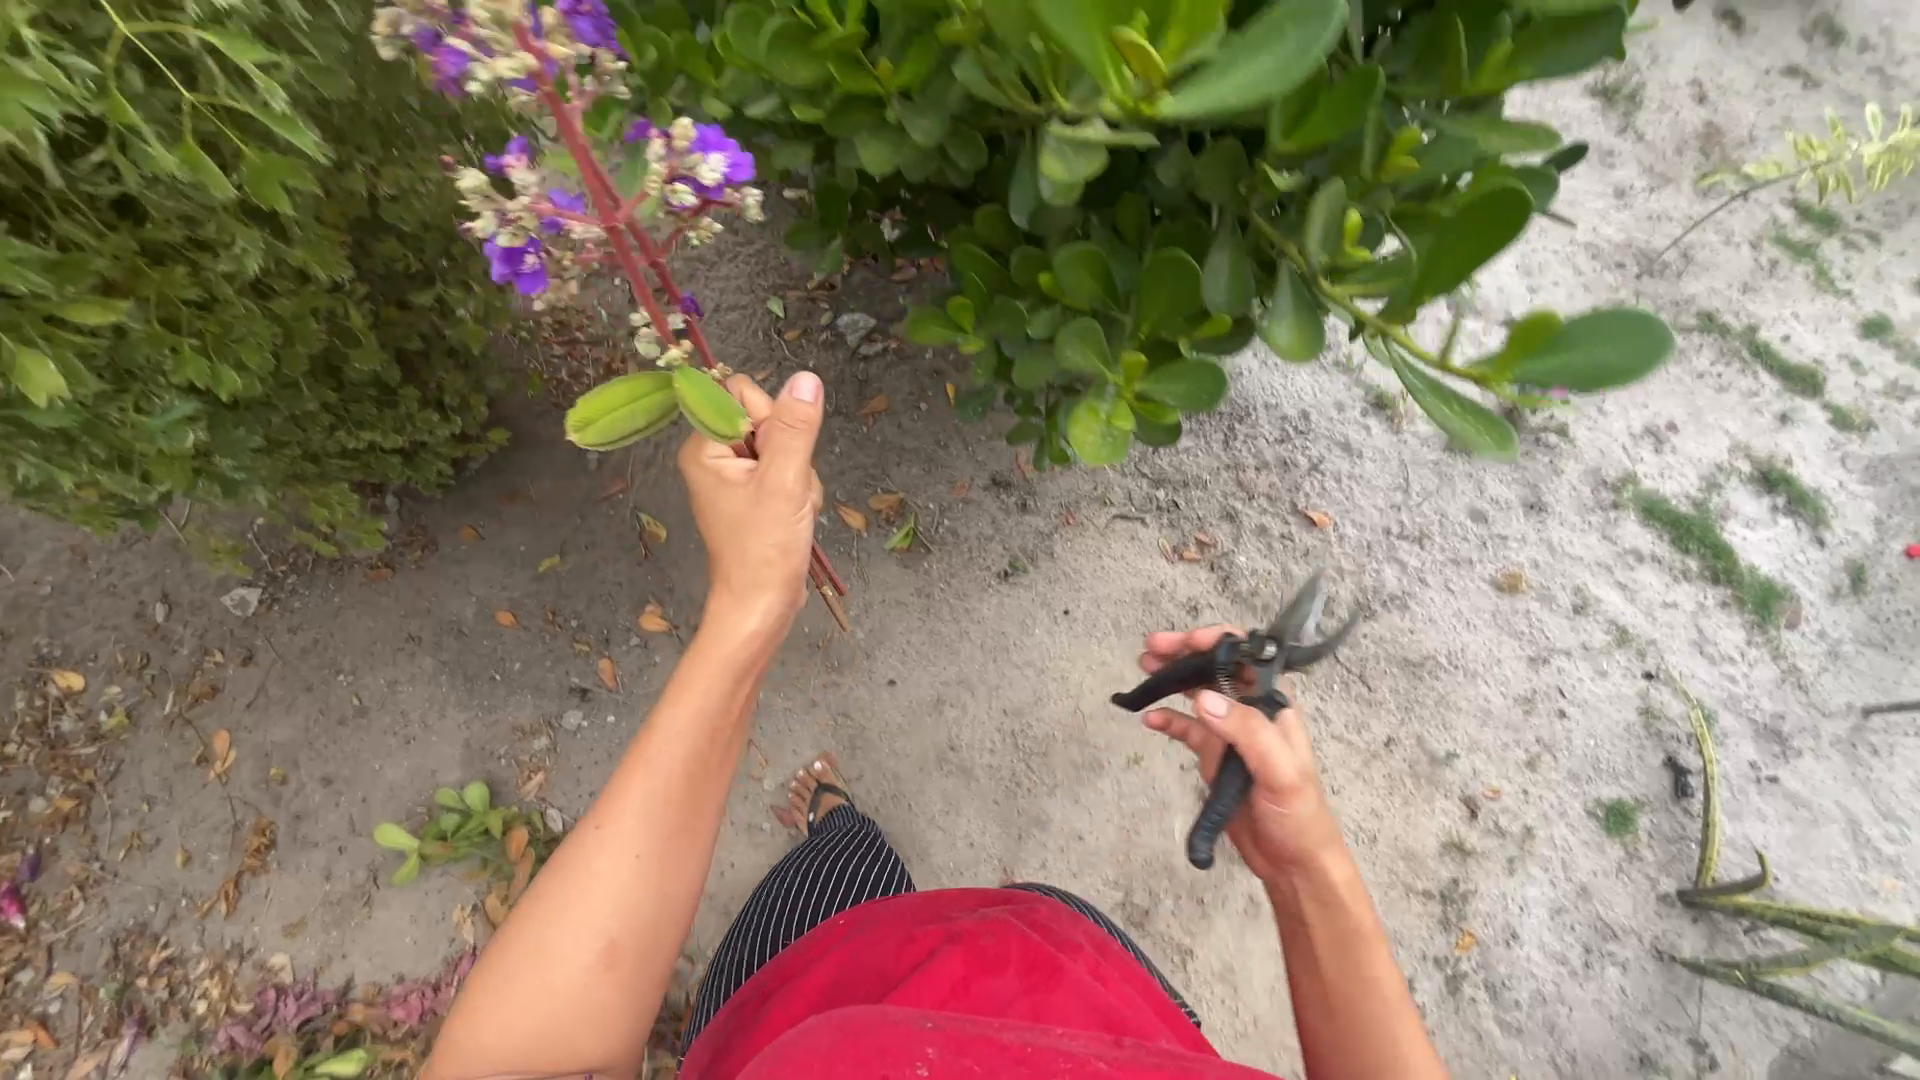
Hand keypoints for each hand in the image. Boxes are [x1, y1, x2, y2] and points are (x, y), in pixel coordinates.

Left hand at [677, 371, 823, 633]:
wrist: (762, 607)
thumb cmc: (764, 550)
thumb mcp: (784, 482)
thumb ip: (795, 428)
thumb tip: (806, 379)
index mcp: (704, 447)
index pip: (741, 394)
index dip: (769, 419)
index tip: (774, 457)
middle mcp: (714, 457)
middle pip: (768, 420)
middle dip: (791, 452)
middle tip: (786, 489)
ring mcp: (735, 477)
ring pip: (785, 446)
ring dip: (800, 475)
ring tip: (792, 508)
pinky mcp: (755, 495)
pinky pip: (787, 471)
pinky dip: (800, 490)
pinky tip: (797, 515)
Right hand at [1138, 626, 1346, 885]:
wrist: (1294, 862)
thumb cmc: (1298, 814)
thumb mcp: (1279, 770)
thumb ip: (1245, 731)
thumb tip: (1203, 698)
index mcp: (1273, 706)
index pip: (1245, 658)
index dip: (1216, 642)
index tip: (1185, 640)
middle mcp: (1250, 711)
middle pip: (1215, 669)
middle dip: (1184, 653)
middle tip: (1150, 647)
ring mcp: (1229, 733)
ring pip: (1197, 693)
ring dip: (1172, 678)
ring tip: (1144, 667)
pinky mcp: (1213, 756)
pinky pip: (1186, 729)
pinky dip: (1167, 719)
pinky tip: (1149, 718)